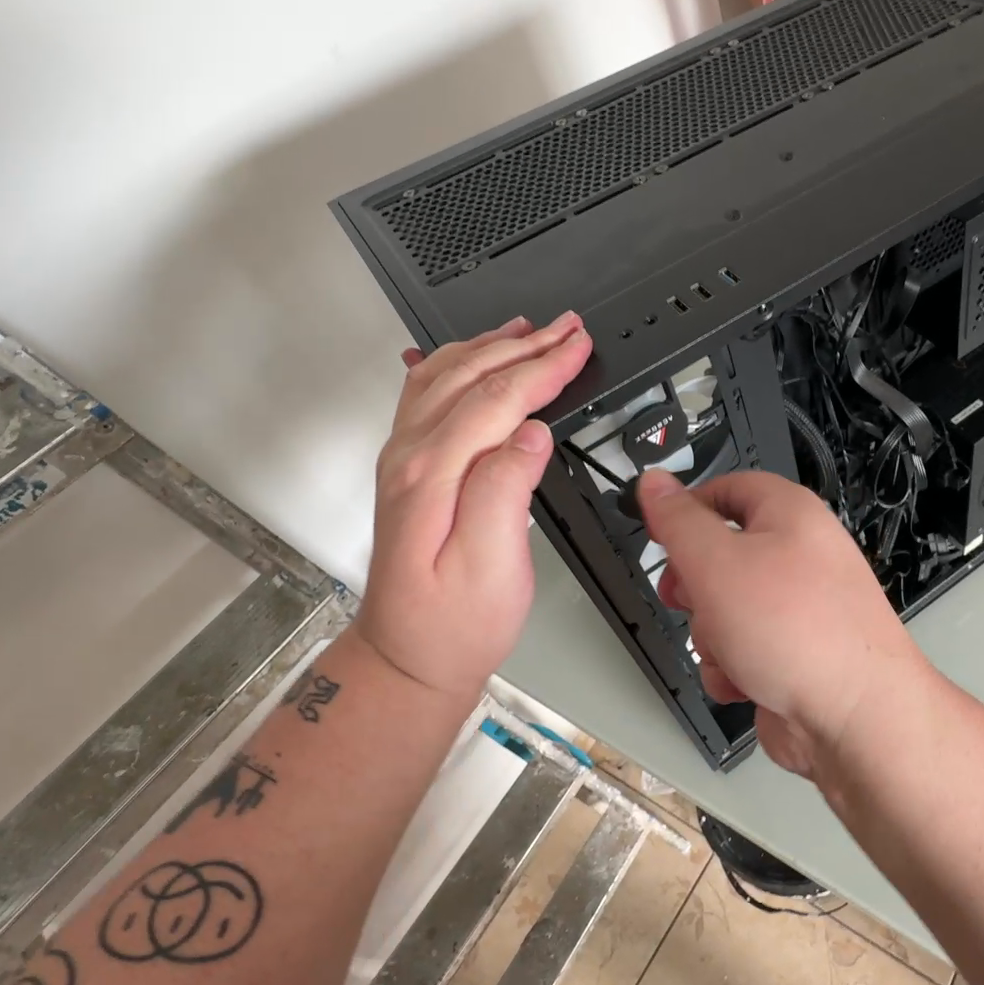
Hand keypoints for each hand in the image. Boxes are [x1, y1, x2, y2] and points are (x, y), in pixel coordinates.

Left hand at [349, 312, 591, 695]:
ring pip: (445, 377)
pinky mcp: (409, 471)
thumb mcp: (492, 565)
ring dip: (491, 345)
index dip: (544, 366)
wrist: (408, 656)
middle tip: (569, 328)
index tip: (579, 346)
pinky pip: (427, 396)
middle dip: (526, 344)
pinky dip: (457, 365)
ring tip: (529, 328)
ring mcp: (404, 461)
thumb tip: (531, 433)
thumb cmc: (454, 623)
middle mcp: (411, 458)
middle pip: (471, 375)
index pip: (497, 397)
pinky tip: (471, 358)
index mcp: (434, 474)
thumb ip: (507, 490)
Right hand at [637, 469, 932, 780]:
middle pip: (722, 555)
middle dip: (696, 586)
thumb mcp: (717, 564)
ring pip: (726, 609)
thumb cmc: (803, 633)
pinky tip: (744, 680)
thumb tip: (656, 483)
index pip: (728, 489)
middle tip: (690, 598)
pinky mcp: (794, 653)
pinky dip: (733, 668)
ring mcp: (800, 608)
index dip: (688, 507)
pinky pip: (743, 650)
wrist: (854, 717)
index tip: (660, 532)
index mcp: (791, 515)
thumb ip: (680, 522)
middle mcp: (801, 556)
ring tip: (730, 649)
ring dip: (712, 635)